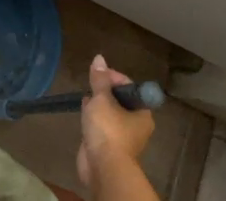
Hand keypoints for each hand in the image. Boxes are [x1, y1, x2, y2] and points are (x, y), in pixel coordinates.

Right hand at [78, 54, 156, 189]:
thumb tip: (99, 57)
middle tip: (90, 84)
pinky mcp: (109, 144)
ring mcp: (122, 135)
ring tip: (86, 96)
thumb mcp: (102, 98)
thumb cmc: (108, 129)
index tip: (97, 74)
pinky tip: (83, 111)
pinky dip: (93, 116)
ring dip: (98, 103)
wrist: (103, 167)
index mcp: (142, 113)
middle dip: (104, 90)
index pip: (129, 86)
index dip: (113, 76)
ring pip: (109, 112)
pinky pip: (102, 124)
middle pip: (119, 99)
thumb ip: (99, 79)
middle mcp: (136, 124)